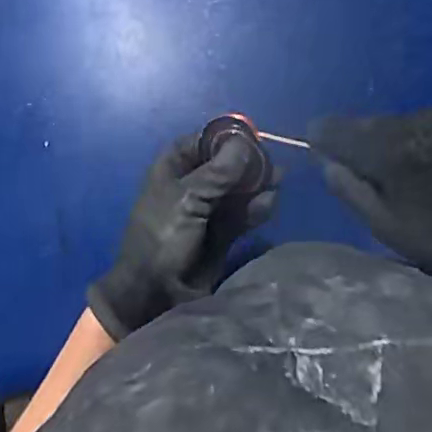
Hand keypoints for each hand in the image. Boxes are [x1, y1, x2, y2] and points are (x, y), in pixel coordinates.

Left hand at [88, 133, 275, 338]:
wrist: (156, 292)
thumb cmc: (162, 236)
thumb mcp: (187, 198)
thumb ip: (218, 173)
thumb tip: (245, 143)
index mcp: (173, 167)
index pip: (203, 141)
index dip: (227, 139)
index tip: (255, 140)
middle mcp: (191, 183)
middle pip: (226, 165)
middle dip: (249, 164)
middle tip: (274, 167)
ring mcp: (208, 209)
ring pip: (239, 189)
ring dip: (257, 185)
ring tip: (276, 183)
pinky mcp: (223, 234)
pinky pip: (244, 214)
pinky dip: (257, 208)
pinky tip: (269, 204)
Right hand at [315, 108, 431, 283]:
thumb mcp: (383, 225)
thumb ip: (345, 185)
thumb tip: (324, 157)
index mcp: (392, 151)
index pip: (330, 127)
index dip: (323, 142)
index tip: (328, 159)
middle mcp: (413, 124)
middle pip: (358, 122)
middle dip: (354, 143)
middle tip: (368, 174)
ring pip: (384, 122)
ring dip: (381, 141)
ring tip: (399, 171)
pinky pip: (410, 122)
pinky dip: (406, 138)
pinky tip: (421, 162)